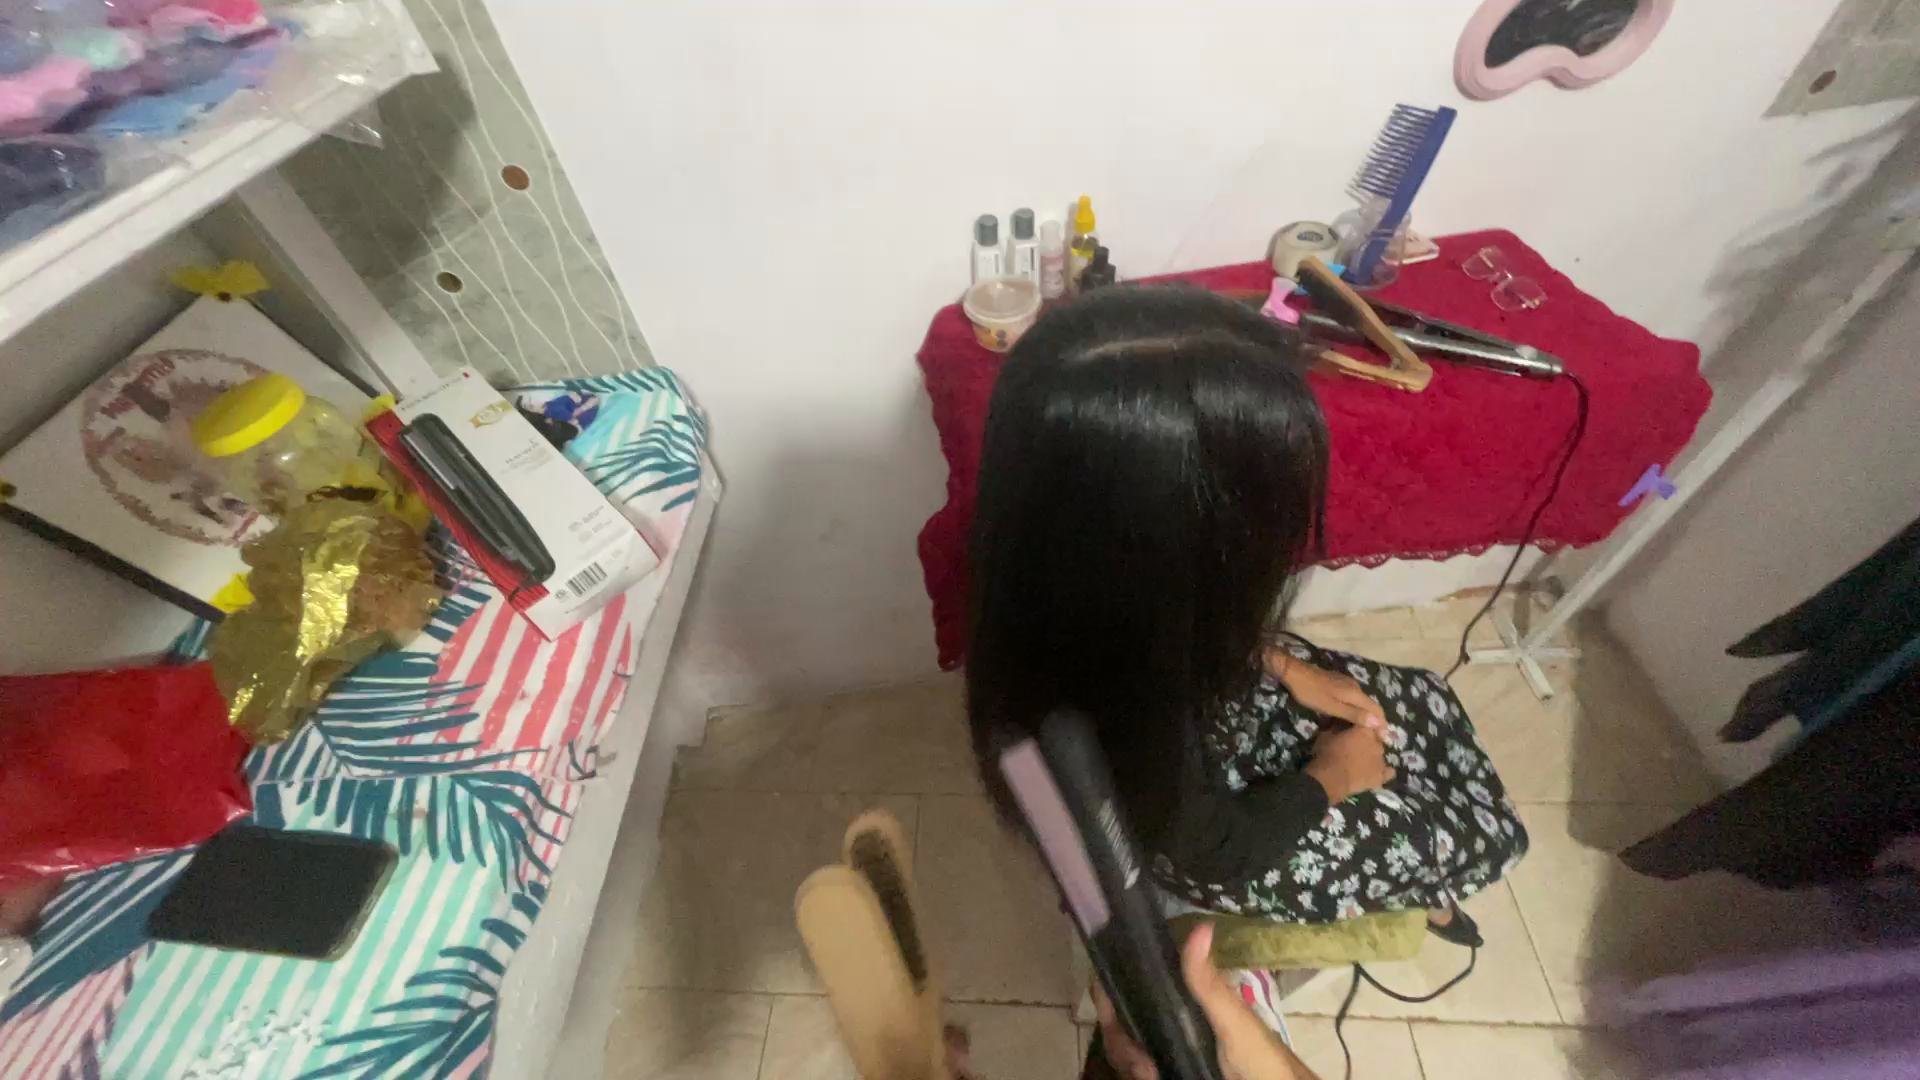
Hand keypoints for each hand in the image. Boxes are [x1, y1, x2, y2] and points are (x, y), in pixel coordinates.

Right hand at [1093, 923, 1322, 1079]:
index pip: (1128, 982)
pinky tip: (1150, 1075)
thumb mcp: (1234, 1020)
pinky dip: (1135, 1072)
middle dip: (1118, 1037)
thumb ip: (1207, 981)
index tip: (1110, 1008)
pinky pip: (1134, 1069)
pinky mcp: (1166, 1069)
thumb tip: (1202, 925)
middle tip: (1141, 1062)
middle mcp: (1165, 1018)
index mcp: (1177, 995)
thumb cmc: (1260, 1057)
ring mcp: (1164, 1049)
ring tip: (1149, 1072)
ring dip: (1127, 1058)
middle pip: (1119, 1018)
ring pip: (1123, 1047)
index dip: (1110, 992)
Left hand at [1265, 650, 1384, 734]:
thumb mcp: (1332, 707)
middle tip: (1374, 737)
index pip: (1377, 709)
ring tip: (1364, 729)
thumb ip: (1354, 714)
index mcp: (1356, 693)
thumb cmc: (1311, 692)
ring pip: (1362, 701)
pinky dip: (1356, 708)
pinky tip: (1350, 715)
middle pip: (1371, 705)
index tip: (1383, 739)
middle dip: (1375, 720)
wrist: (1293, 672)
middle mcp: (1355, 686)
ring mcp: (1346, 683)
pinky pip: (1353, 697)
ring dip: (1365, 714)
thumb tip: (1379, 723)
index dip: (1382, 724)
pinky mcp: (1337, 682)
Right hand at [1302, 725, 1394, 804]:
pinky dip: (1384, 770)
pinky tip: (1375, 771)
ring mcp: (1381, 761)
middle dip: (1366, 741)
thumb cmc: (1326, 754)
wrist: (1330, 779)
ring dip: (1373, 755)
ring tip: (1361, 760)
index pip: (1366, 723)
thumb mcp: (1325, 734)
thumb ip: (1337, 728)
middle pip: (1375, 739)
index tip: (1351, 729)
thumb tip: (1341, 724)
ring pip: (1380, 754)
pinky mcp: (1381, 777)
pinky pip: (1389, 772)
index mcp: (1364, 731)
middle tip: (1354, 745)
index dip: (1359, 727)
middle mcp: (1377, 744)